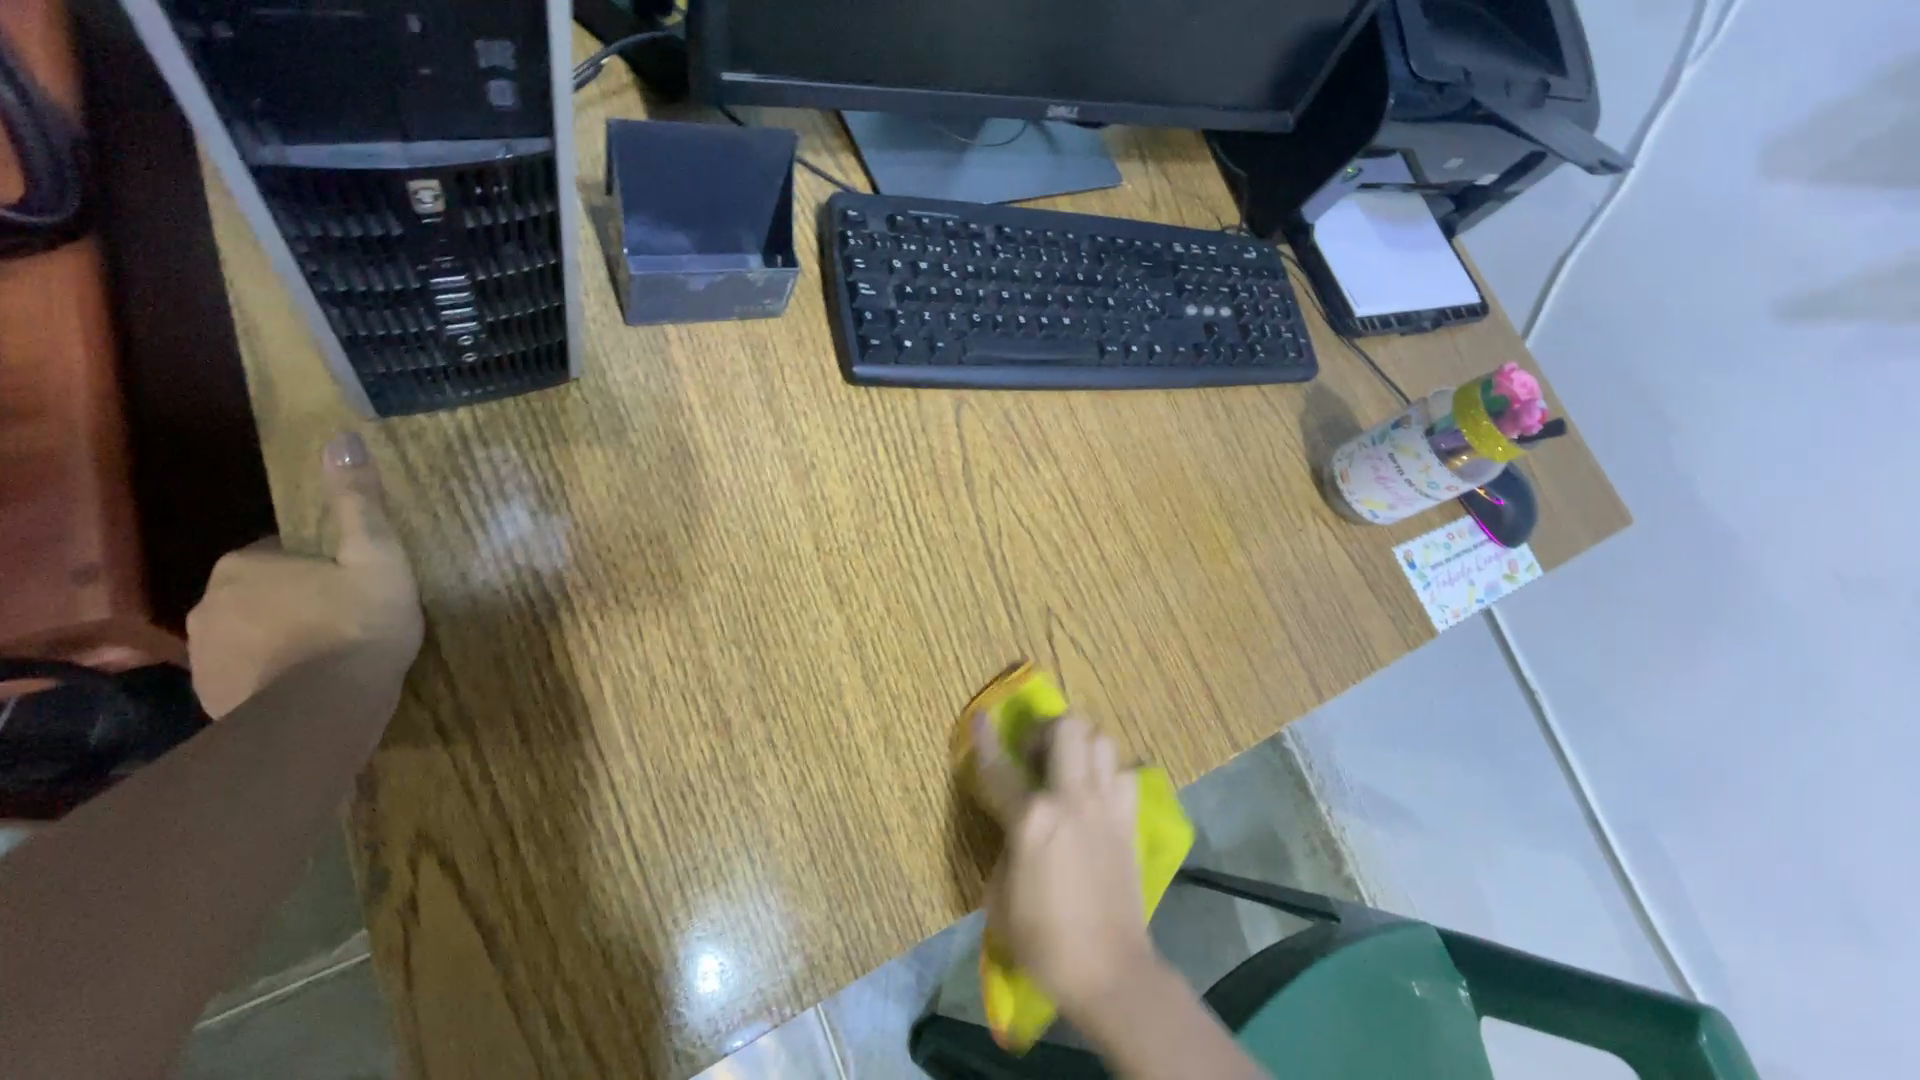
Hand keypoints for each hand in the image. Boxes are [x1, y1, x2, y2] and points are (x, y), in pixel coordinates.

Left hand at [187, 433, 422, 717]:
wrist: (323, 711)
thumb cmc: (357, 625)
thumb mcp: (377, 556)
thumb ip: (358, 501)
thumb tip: (342, 438)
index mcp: (246, 565)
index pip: (281, 554)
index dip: (321, 568)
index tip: (353, 587)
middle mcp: (209, 602)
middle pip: (259, 593)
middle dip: (294, 603)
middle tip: (345, 622)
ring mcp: (204, 653)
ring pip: (248, 633)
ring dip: (279, 639)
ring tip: (328, 660)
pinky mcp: (209, 695)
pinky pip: (242, 674)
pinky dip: (267, 676)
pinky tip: (307, 689)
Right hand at [975, 711, 1155, 1017]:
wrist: (1108, 968)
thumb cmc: (1043, 941)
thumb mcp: (999, 896)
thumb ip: (1006, 846)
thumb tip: (1016, 825)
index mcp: (1033, 821)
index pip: (1002, 768)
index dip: (986, 740)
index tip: (980, 717)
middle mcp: (1073, 800)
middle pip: (1069, 728)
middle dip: (1047, 729)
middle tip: (1034, 754)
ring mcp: (1108, 807)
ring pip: (1103, 740)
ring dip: (1081, 745)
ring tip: (1067, 769)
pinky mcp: (1130, 822)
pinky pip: (1124, 774)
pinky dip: (1109, 773)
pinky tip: (1095, 796)